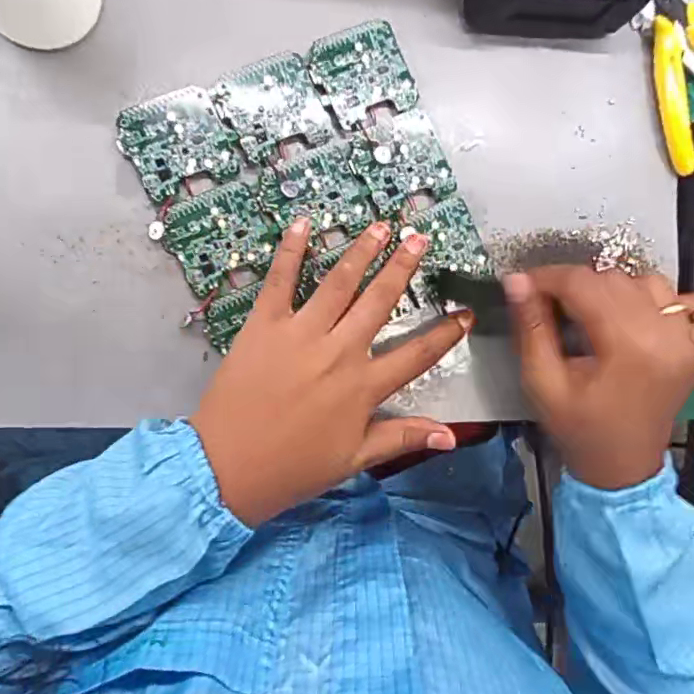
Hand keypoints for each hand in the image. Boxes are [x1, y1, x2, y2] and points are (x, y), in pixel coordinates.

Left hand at [191, 218, 473, 525]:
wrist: (227, 466)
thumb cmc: (292, 468)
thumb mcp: (352, 460)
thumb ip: (401, 438)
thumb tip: (452, 436)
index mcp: (363, 387)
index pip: (417, 355)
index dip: (446, 334)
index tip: (465, 312)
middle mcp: (338, 352)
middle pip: (379, 303)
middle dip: (402, 268)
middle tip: (419, 239)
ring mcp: (300, 334)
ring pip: (338, 284)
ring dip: (361, 252)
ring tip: (379, 227)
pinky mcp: (263, 325)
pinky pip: (280, 281)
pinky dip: (290, 251)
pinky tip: (302, 225)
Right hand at [505, 267, 693, 489]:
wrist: (620, 466)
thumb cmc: (577, 428)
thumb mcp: (541, 381)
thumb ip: (531, 327)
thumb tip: (517, 282)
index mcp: (628, 345)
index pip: (583, 284)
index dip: (547, 277)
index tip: (523, 285)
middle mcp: (667, 334)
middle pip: (614, 279)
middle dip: (574, 283)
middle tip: (548, 304)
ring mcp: (690, 340)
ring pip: (650, 283)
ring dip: (615, 288)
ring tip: (590, 311)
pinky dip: (679, 300)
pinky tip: (651, 311)